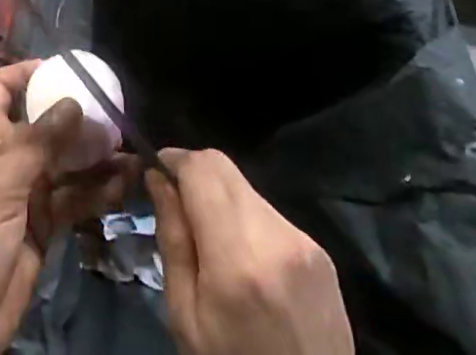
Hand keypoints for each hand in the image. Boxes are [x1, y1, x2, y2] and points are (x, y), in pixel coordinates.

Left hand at [0, 60, 131, 354]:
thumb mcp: (1, 184)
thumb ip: (38, 143)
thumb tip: (73, 101)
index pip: (3, 89)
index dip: (27, 72)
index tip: (64, 67)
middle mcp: (10, 158)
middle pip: (45, 124)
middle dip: (77, 117)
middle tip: (115, 111)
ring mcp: (30, 190)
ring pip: (67, 162)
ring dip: (96, 155)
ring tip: (131, 148)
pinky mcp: (47, 221)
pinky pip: (77, 197)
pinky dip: (100, 190)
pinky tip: (126, 183)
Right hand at [147, 148, 352, 354]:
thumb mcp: (185, 315)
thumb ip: (172, 239)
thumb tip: (158, 178)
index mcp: (237, 257)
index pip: (202, 168)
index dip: (172, 160)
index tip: (154, 175)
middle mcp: (276, 236)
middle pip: (223, 167)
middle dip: (192, 174)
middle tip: (174, 203)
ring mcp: (304, 242)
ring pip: (245, 188)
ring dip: (219, 198)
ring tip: (209, 239)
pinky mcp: (321, 252)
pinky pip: (268, 213)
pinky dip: (245, 220)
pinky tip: (243, 259)